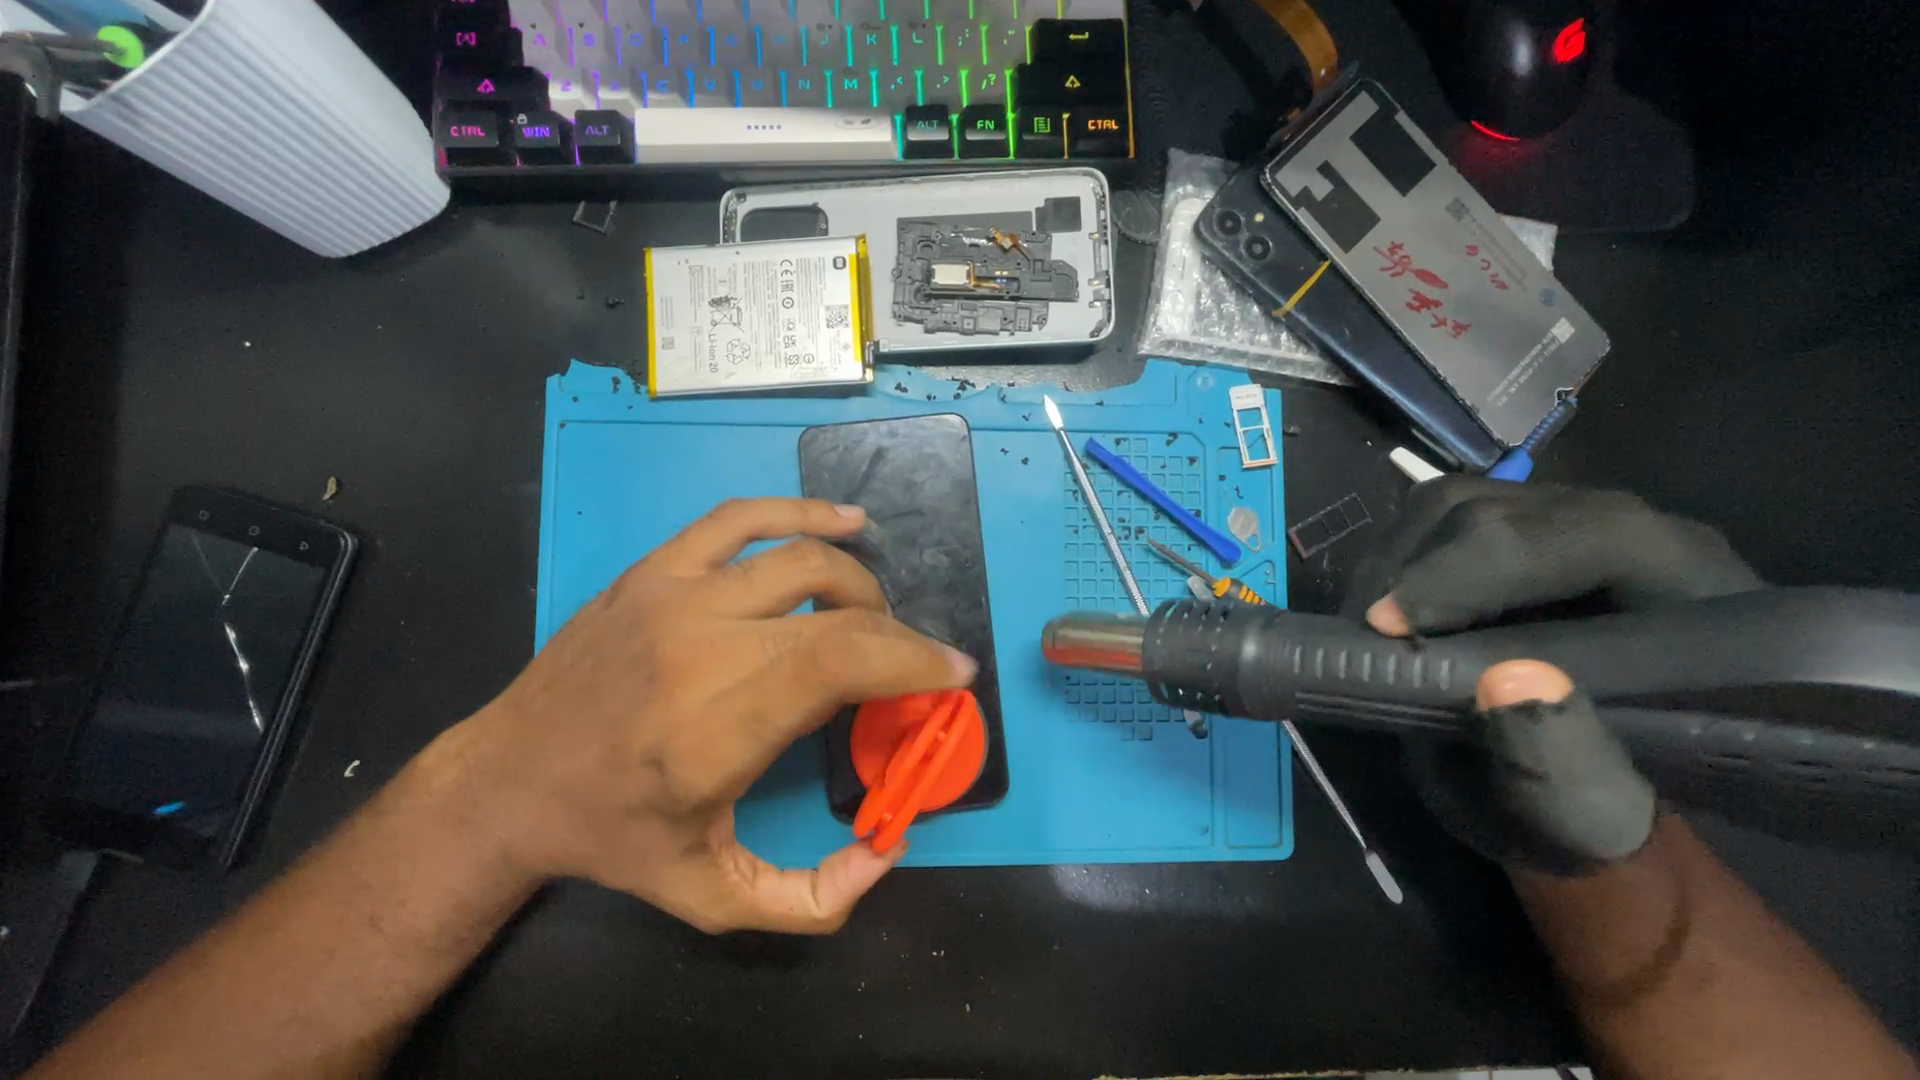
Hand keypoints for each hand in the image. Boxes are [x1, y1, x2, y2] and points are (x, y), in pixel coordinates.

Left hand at [427, 498, 977, 932]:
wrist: (507, 780)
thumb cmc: (616, 837)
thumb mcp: (711, 898)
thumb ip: (811, 898)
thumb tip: (889, 850)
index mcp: (713, 735)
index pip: (838, 665)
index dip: (912, 661)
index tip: (953, 673)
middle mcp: (697, 652)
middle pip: (835, 616)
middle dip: (900, 637)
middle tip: (917, 664)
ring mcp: (672, 598)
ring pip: (802, 560)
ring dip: (861, 585)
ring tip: (877, 616)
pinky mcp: (654, 570)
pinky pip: (743, 517)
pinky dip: (804, 513)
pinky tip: (846, 523)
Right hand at [1348, 477, 1760, 872]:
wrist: (1588, 798)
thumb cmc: (1600, 810)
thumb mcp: (1593, 815)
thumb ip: (1563, 761)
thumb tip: (1504, 682)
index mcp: (1692, 599)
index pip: (1591, 537)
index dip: (1480, 568)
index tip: (1389, 625)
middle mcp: (1630, 542)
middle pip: (1501, 508)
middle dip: (1417, 567)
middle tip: (1366, 633)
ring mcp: (1560, 532)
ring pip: (1454, 506)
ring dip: (1393, 563)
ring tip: (1368, 627)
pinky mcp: (1506, 541)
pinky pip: (1433, 525)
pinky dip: (1391, 565)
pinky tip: (1382, 615)